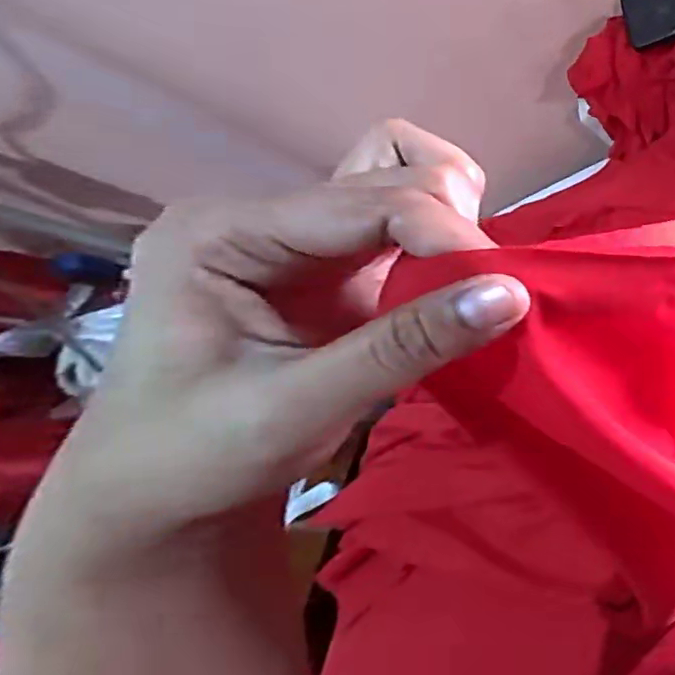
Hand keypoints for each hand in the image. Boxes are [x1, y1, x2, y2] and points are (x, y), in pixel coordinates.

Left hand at [38, 120, 529, 549]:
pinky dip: (451, 233)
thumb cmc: (200, 455)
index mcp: (227, 232)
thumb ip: (408, 345)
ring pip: (412, 181)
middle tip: (488, 295)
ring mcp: (308, 234)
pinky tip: (457, 276)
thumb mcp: (300, 407)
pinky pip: (413, 215)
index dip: (450, 237)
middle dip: (458, 230)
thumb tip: (513, 295)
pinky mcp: (343, 261)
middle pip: (400, 179)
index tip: (507, 293)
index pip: (374, 203)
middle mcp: (268, 215)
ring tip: (471, 279)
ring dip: (458, 220)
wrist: (160, 495)